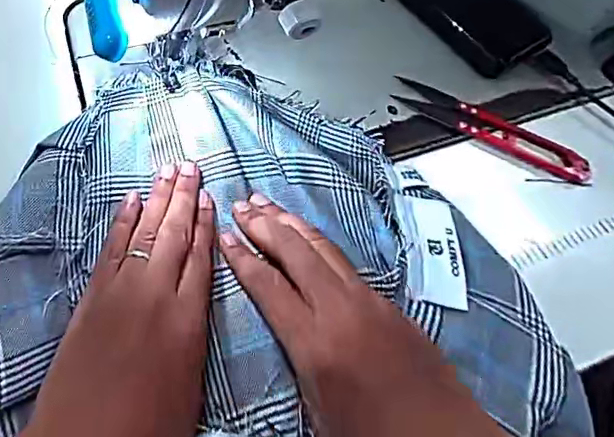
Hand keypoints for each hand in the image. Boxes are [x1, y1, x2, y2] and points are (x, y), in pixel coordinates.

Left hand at [24, 161, 215, 436]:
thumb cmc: (146, 426)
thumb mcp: (189, 384)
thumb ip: (192, 333)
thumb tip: (192, 298)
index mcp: (187, 321)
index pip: (201, 259)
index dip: (206, 225)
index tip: (211, 198)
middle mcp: (155, 293)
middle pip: (175, 234)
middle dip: (184, 197)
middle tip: (190, 165)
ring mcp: (121, 287)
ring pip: (145, 231)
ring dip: (158, 198)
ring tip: (168, 171)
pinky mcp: (94, 291)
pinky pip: (112, 245)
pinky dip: (122, 219)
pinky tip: (131, 199)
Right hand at [219, 194, 502, 436]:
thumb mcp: (318, 410)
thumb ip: (295, 358)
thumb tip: (281, 324)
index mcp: (315, 344)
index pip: (268, 285)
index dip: (242, 258)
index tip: (224, 236)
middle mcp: (339, 312)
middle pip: (292, 252)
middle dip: (262, 225)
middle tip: (239, 205)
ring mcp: (367, 302)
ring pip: (320, 247)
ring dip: (289, 222)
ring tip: (265, 202)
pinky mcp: (389, 304)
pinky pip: (343, 260)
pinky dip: (316, 239)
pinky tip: (306, 234)